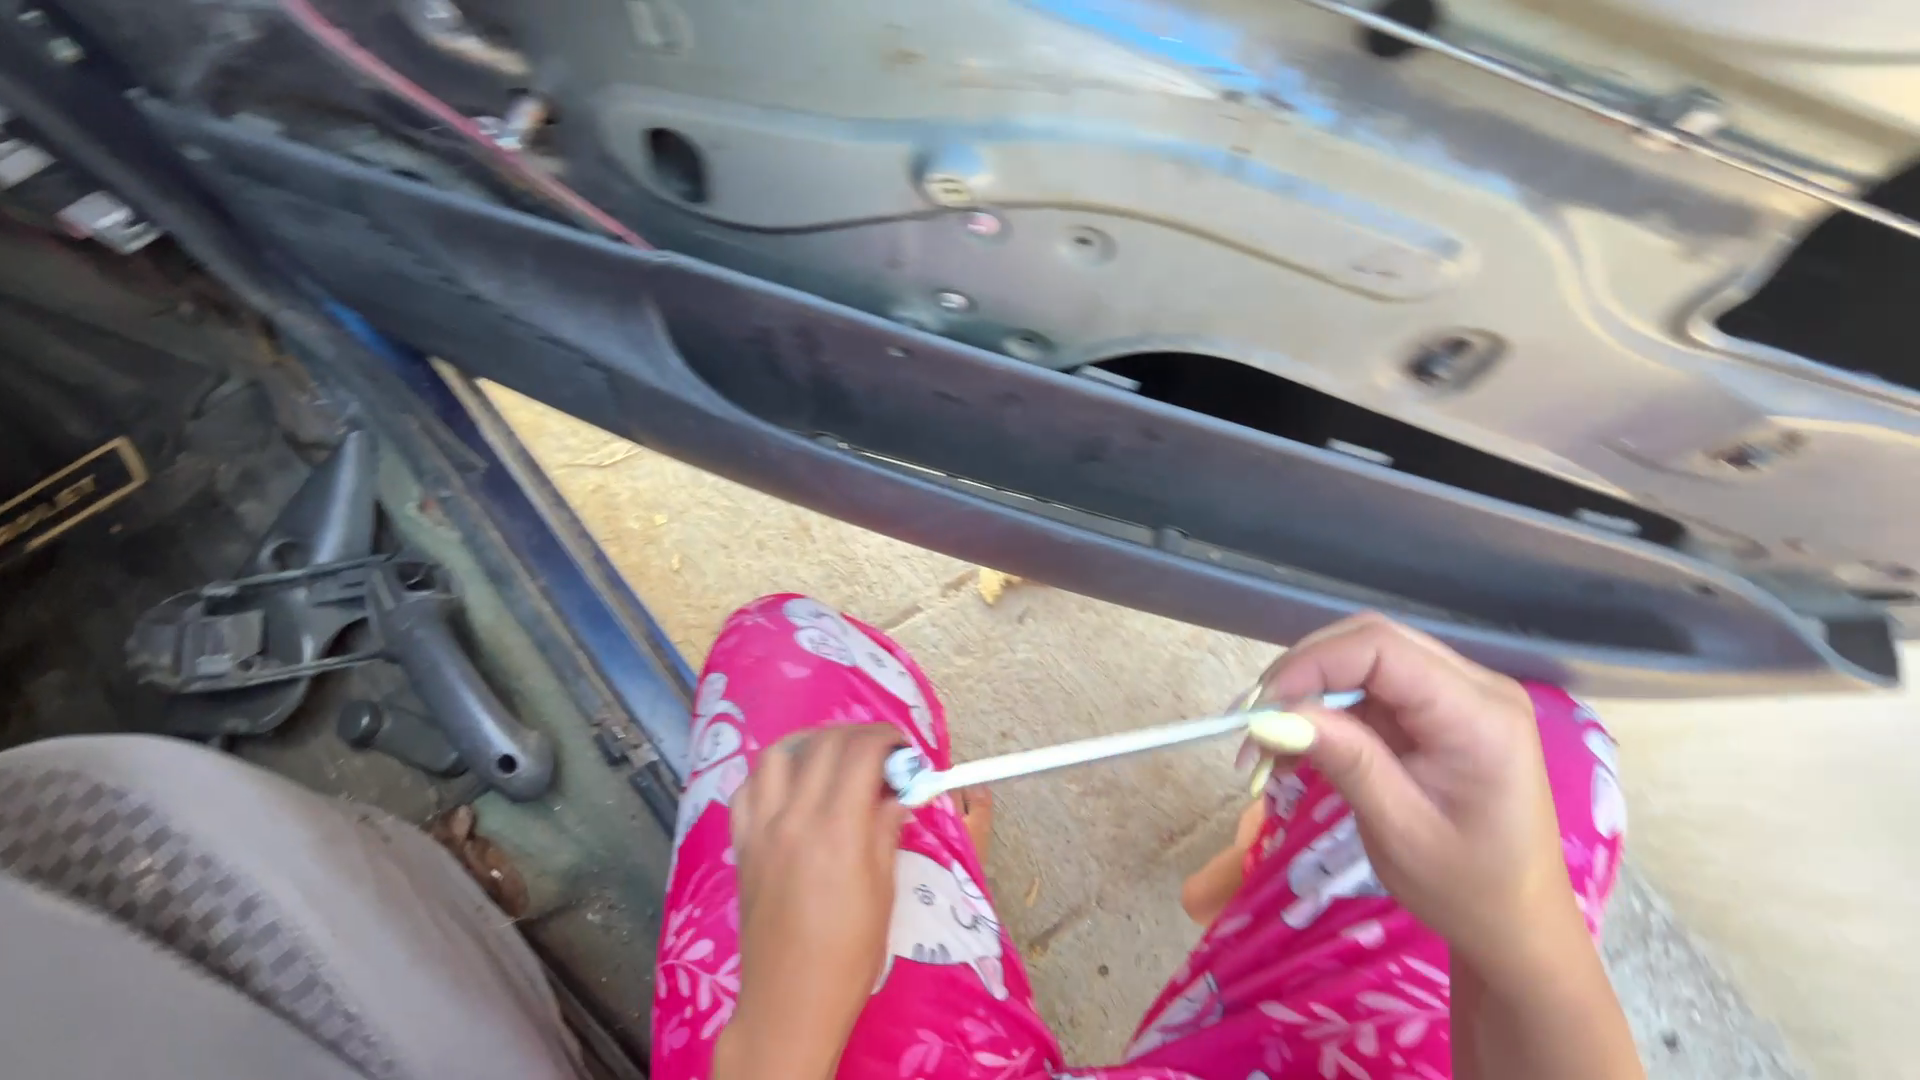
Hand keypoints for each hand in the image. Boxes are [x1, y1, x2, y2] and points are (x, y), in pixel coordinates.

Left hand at [714, 724, 909, 1079]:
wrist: (790, 1001)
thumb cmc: (849, 953)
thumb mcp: (884, 890)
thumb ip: (886, 830)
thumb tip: (896, 794)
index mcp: (837, 830)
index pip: (860, 752)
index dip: (886, 738)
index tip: (903, 748)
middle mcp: (794, 817)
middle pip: (823, 744)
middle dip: (857, 735)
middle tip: (879, 750)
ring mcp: (761, 828)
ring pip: (777, 754)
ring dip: (810, 743)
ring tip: (833, 756)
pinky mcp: (742, 844)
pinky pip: (747, 788)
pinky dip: (771, 773)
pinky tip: (791, 784)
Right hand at [1249, 614, 1583, 975]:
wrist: (1515, 924)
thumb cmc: (1466, 887)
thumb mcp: (1399, 830)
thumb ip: (1343, 760)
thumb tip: (1270, 718)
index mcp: (1479, 715)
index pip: (1380, 648)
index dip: (1310, 664)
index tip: (1261, 712)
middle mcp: (1474, 686)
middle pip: (1367, 640)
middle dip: (1300, 673)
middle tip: (1253, 723)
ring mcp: (1455, 693)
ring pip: (1358, 658)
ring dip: (1304, 692)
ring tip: (1264, 743)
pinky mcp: (1432, 708)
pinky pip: (1363, 687)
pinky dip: (1319, 710)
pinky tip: (1292, 748)